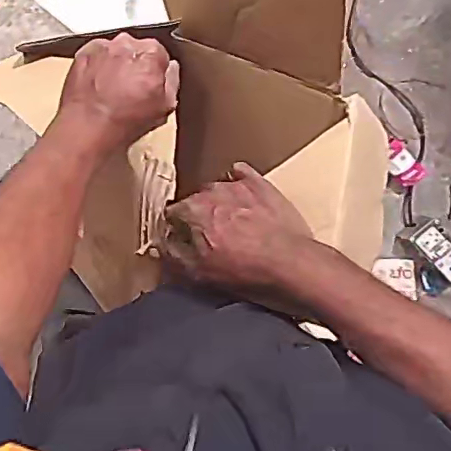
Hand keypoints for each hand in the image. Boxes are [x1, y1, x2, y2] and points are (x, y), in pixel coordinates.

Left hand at [52, 33, 178, 153]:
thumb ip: (172, 81)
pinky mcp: (83, 55)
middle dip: (134, 66)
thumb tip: (171, 69)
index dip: (156, 72)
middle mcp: (126, 43)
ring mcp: (102, 48)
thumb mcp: (164, 106)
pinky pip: (95, 57)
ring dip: (115, 66)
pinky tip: (98, 87)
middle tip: (131, 90)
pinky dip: (96, 68)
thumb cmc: (125, 119)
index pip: (160, 54)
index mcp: (151, 52)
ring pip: (114, 52)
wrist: (90, 126)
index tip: (151, 84)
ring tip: (112, 91)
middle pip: (136, 50)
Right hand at [163, 163, 324, 304]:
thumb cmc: (248, 272)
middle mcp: (211, 192)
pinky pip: (242, 175)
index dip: (176, 230)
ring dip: (220, 204)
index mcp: (192, 211)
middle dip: (199, 217)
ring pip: (218, 189)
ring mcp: (238, 185)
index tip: (184, 242)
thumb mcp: (199, 275)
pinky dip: (239, 184)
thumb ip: (173, 255)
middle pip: (195, 201)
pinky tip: (244, 201)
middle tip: (211, 239)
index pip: (171, 214)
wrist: (292, 265)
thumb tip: (159, 246)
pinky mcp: (262, 185)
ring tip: (233, 226)